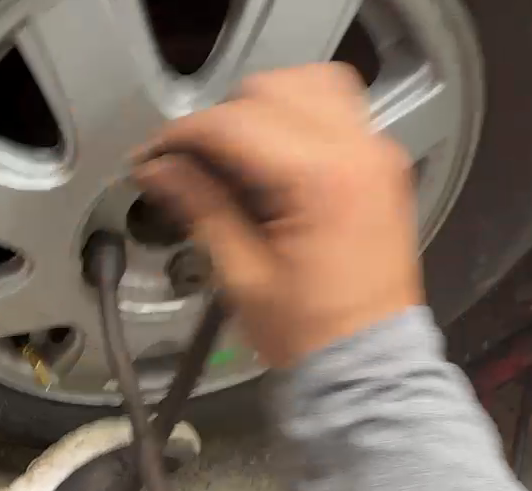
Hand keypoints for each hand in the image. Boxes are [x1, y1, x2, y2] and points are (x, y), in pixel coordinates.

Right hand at [134, 63, 424, 368]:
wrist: (362, 363)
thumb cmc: (308, 335)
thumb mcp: (240, 276)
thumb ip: (200, 208)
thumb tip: (160, 172)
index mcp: (320, 181)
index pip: (236, 123)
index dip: (183, 136)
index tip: (152, 158)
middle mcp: (357, 153)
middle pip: (273, 89)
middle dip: (220, 120)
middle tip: (188, 162)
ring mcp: (375, 156)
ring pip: (309, 85)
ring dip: (259, 110)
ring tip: (227, 157)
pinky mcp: (378, 168)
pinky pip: (335, 113)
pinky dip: (294, 121)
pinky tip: (267, 161)